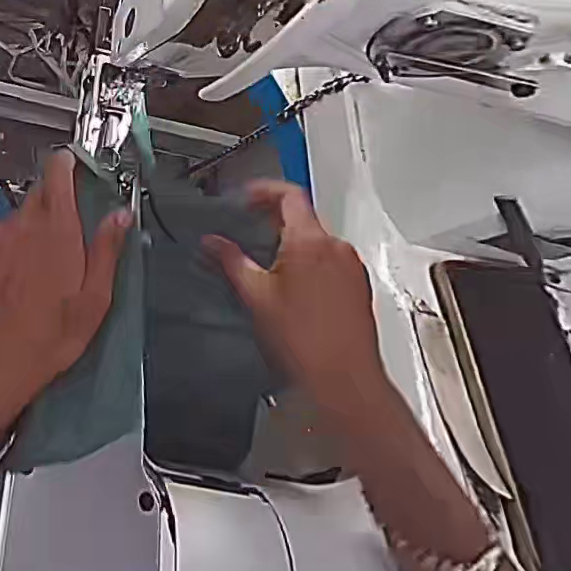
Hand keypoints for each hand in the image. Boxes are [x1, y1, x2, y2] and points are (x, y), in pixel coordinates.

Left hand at [0, 150, 131, 432]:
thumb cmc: (53, 335)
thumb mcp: (96, 298)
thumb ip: (108, 248)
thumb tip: (121, 213)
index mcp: (56, 229)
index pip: (57, 171)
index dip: (72, 162)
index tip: (85, 169)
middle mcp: (24, 224)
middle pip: (44, 187)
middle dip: (64, 194)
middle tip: (82, 219)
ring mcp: (1, 237)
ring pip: (27, 206)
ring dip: (45, 215)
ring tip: (61, 249)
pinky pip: (12, 226)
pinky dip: (27, 232)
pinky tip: (37, 264)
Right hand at [204, 181, 390, 422]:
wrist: (345, 380)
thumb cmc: (306, 344)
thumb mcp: (256, 296)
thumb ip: (231, 261)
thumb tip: (213, 243)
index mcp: (310, 242)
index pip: (289, 195)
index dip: (264, 190)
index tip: (248, 197)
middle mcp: (336, 248)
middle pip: (303, 216)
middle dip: (274, 219)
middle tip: (251, 228)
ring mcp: (351, 266)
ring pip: (318, 238)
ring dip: (293, 241)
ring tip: (269, 262)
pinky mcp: (358, 284)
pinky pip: (332, 258)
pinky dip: (311, 260)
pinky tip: (294, 286)